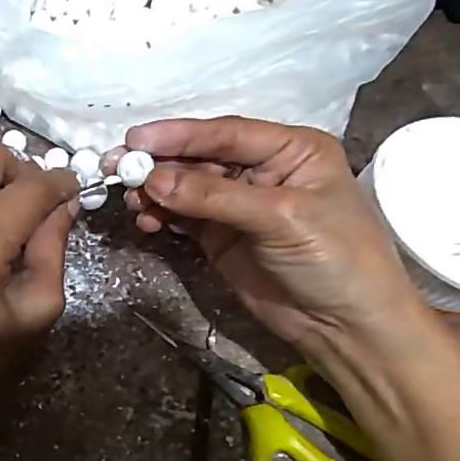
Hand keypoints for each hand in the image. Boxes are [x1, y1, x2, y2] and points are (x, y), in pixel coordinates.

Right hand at [121, 117, 427, 350]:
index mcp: (289, 150)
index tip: (136, 140)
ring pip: (185, 187)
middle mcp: (261, 171)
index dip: (179, 135)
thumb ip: (215, 197)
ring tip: (131, 201)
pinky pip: (182, 217)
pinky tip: (146, 221)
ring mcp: (236, 205)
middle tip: (116, 168)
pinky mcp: (219, 236)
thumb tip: (153, 180)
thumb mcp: (280, 218)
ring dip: (155, 192)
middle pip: (199, 158)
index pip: (226, 134)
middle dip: (159, 164)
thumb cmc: (333, 259)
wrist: (343, 326)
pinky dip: (161, 216)